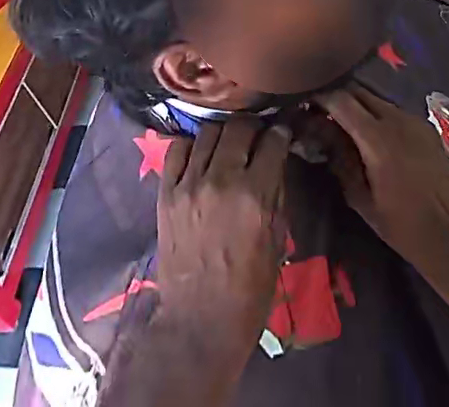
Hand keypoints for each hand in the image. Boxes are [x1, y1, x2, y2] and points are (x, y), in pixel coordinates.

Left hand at [154, 119, 291, 350]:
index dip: (281, 133)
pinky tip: (200, 154)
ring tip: (228, 143)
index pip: (272, 143)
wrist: (199, 321)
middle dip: (253, 127)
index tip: (282, 132)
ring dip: (223, 133)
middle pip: (238, 128)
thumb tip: (276, 162)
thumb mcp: (276, 243)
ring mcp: (189, 184)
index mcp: (254, 196)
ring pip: (207, 131)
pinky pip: (177, 149)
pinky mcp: (166, 192)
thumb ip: (276, 196)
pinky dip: (191, 145)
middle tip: (257, 135)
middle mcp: (220, 181)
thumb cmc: (249, 290)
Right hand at [315, 85, 448, 280]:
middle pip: (358, 91)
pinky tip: (373, 135)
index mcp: (377, 138)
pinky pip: (394, 111)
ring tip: (345, 123)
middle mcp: (397, 120)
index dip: (319, 96)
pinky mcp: (426, 127)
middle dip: (337, 97)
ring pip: (376, 99)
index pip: (340, 99)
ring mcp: (415, 121)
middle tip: (321, 112)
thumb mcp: (359, 197)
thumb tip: (318, 131)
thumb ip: (338, 158)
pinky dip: (378, 115)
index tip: (304, 102)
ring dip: (357, 106)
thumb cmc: (400, 224)